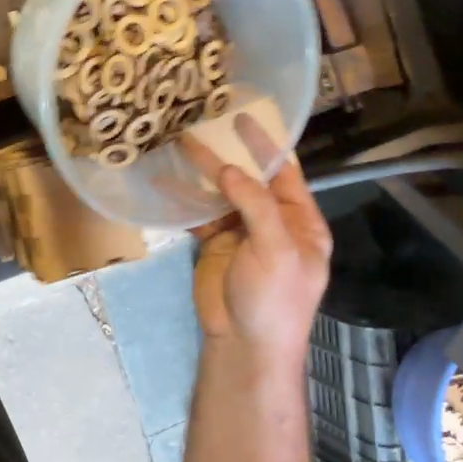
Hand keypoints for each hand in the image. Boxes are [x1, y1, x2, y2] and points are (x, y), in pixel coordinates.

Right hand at [187, 114, 330, 363]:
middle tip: (199, 123)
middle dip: (225, 152)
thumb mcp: (276, 250)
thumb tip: (227, 170)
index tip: (241, 116)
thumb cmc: (274, 298)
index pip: (283, 172)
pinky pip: (197, 213)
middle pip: (247, 178)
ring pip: (219, 192)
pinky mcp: (215, 243)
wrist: (245, 345)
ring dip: (200, 171)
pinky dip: (181, 197)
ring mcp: (241, 231)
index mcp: (300, 221)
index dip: (264, 144)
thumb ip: (256, 205)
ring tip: (176, 143)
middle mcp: (272, 221)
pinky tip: (162, 181)